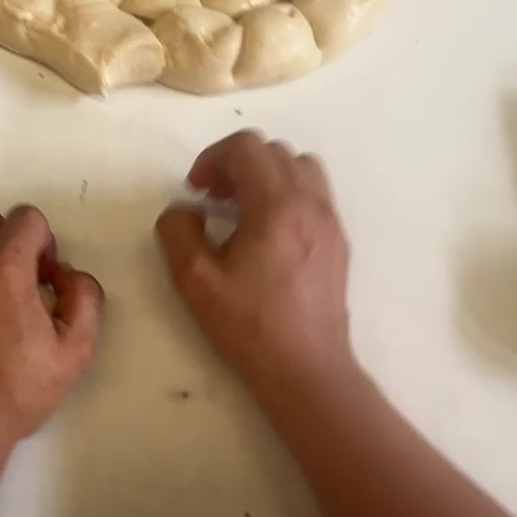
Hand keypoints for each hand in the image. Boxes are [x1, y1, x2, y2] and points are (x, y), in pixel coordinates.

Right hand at [155, 131, 356, 396]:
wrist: (306, 368)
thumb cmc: (249, 326)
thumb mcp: (194, 281)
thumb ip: (178, 232)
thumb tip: (185, 210)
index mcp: (276, 206)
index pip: (246, 147)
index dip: (212, 158)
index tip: (197, 190)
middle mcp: (310, 203)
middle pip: (273, 151)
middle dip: (236, 164)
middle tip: (213, 199)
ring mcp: (330, 221)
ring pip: (300, 166)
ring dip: (266, 174)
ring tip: (243, 209)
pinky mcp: (337, 241)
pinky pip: (314, 193)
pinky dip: (287, 194)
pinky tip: (267, 232)